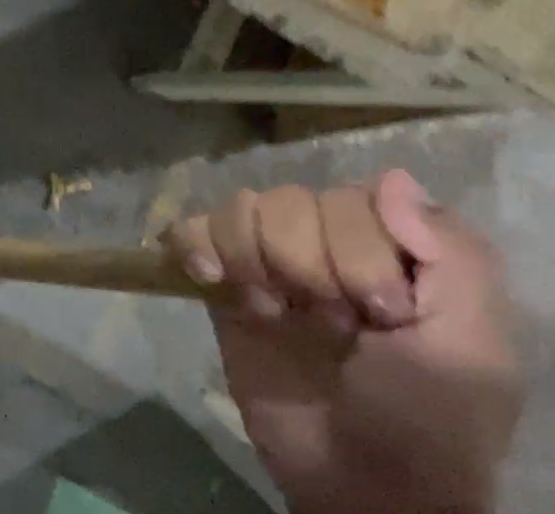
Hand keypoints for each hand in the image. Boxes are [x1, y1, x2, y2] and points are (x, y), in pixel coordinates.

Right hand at [166, 171, 522, 511]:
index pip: (356, 197)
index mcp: (397, 255)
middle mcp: (330, 248)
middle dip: (302, 259)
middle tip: (327, 321)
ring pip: (238, 209)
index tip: (379, 311)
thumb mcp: (472, 348)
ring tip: (269, 310)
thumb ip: (453, 260)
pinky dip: (192, 244)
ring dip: (250, 256)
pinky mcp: (217, 285)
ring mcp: (268, 265)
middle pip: (289, 200)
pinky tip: (210, 278)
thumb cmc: (428, 420)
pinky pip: (188, 231)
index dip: (357, 244)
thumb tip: (393, 179)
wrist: (356, 482)